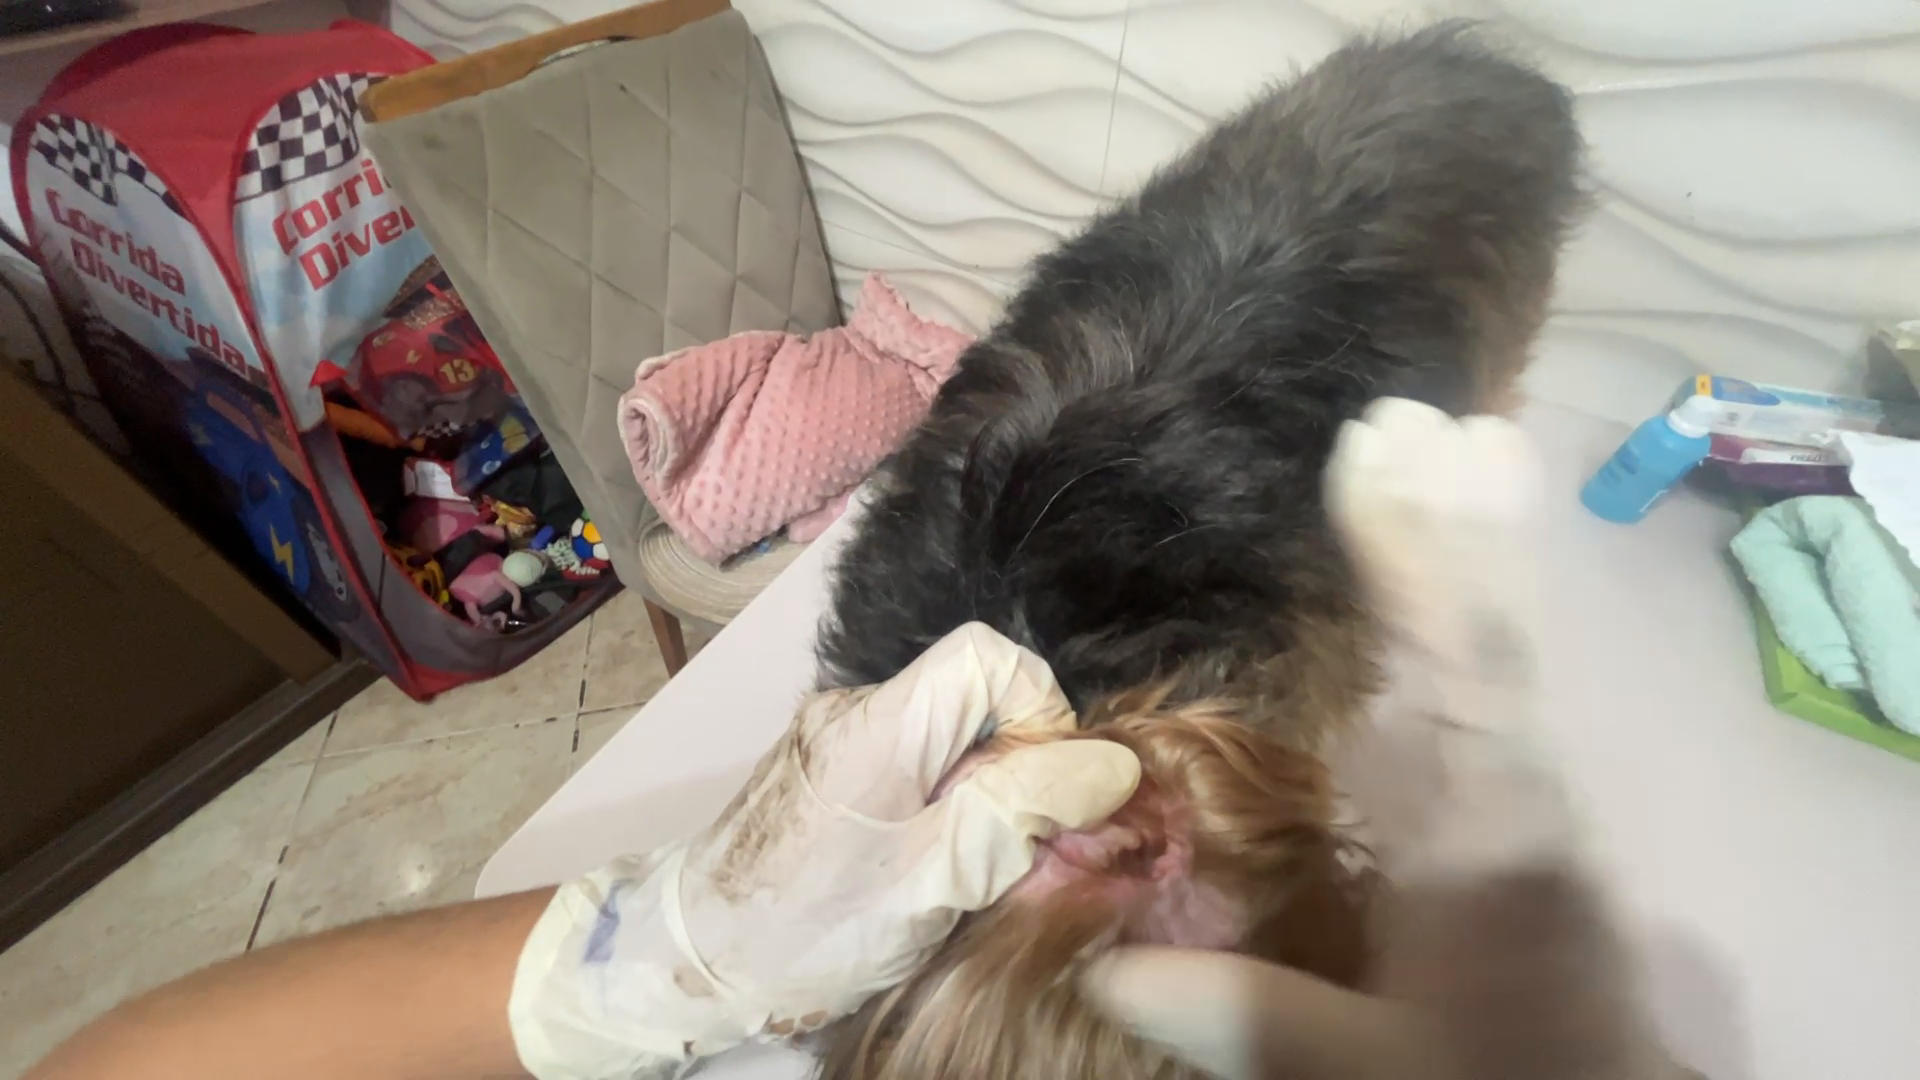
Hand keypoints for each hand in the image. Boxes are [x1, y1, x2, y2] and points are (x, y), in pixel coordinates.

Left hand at [512, 622, 1141, 1079]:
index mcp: (878, 727)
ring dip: (984, 783)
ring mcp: (839, 727)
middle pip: (973, 692)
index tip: (1046, 782)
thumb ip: (1019, 814)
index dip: (1037, 705)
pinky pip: (914, 748)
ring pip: (949, 726)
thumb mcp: (933, 884)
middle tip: (1021, 842)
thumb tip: (1109, 763)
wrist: (692, 957)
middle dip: (1019, 760)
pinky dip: (946, 791)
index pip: (985, 654)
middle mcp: (855, 706)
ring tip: (970, 860)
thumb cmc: (809, 931)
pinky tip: (931, 851)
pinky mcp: (831, 753)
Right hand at [1082, 402, 1687, 1079]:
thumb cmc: (1486, 1065)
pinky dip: (1501, 585)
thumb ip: (1247, 1009)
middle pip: (1489, 630)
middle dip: (1446, 520)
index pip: (1444, 668)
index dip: (1409, 555)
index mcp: (1474, 833)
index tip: (1370, 458)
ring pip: (1514, 631)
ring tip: (1465, 437)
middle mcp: (1514, 780)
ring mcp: (1531, 771)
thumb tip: (1105, 969)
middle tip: (1411, 419)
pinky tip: (1488, 532)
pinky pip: (1512, 658)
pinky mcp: (1526, 774)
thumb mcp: (1366, 1059)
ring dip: (1482, 533)